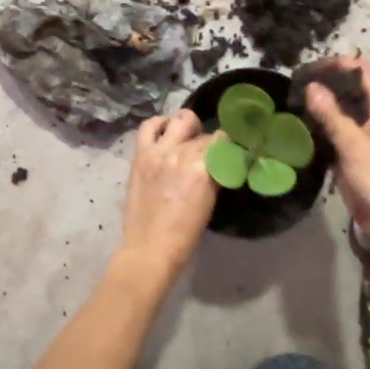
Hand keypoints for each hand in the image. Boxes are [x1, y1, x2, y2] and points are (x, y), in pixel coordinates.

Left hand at [118, 110, 216, 277]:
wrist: (150, 247)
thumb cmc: (186, 232)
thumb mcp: (210, 201)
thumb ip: (216, 175)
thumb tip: (222, 160)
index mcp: (203, 168)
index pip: (222, 140)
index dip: (228, 146)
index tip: (229, 153)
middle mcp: (181, 153)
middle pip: (203, 133)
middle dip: (209, 141)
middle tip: (207, 155)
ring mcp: (158, 151)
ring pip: (180, 120)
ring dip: (188, 127)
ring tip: (187, 139)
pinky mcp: (141, 155)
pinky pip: (149, 126)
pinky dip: (160, 124)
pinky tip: (166, 133)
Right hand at [302, 57, 369, 247]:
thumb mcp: (353, 144)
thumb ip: (332, 115)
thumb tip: (312, 86)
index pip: (366, 75)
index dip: (344, 65)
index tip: (316, 65)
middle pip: (354, 92)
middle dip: (330, 84)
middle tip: (300, 81)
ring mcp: (365, 139)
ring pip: (344, 114)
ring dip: (325, 106)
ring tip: (296, 98)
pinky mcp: (354, 157)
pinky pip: (337, 135)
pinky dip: (323, 128)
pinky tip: (303, 125)